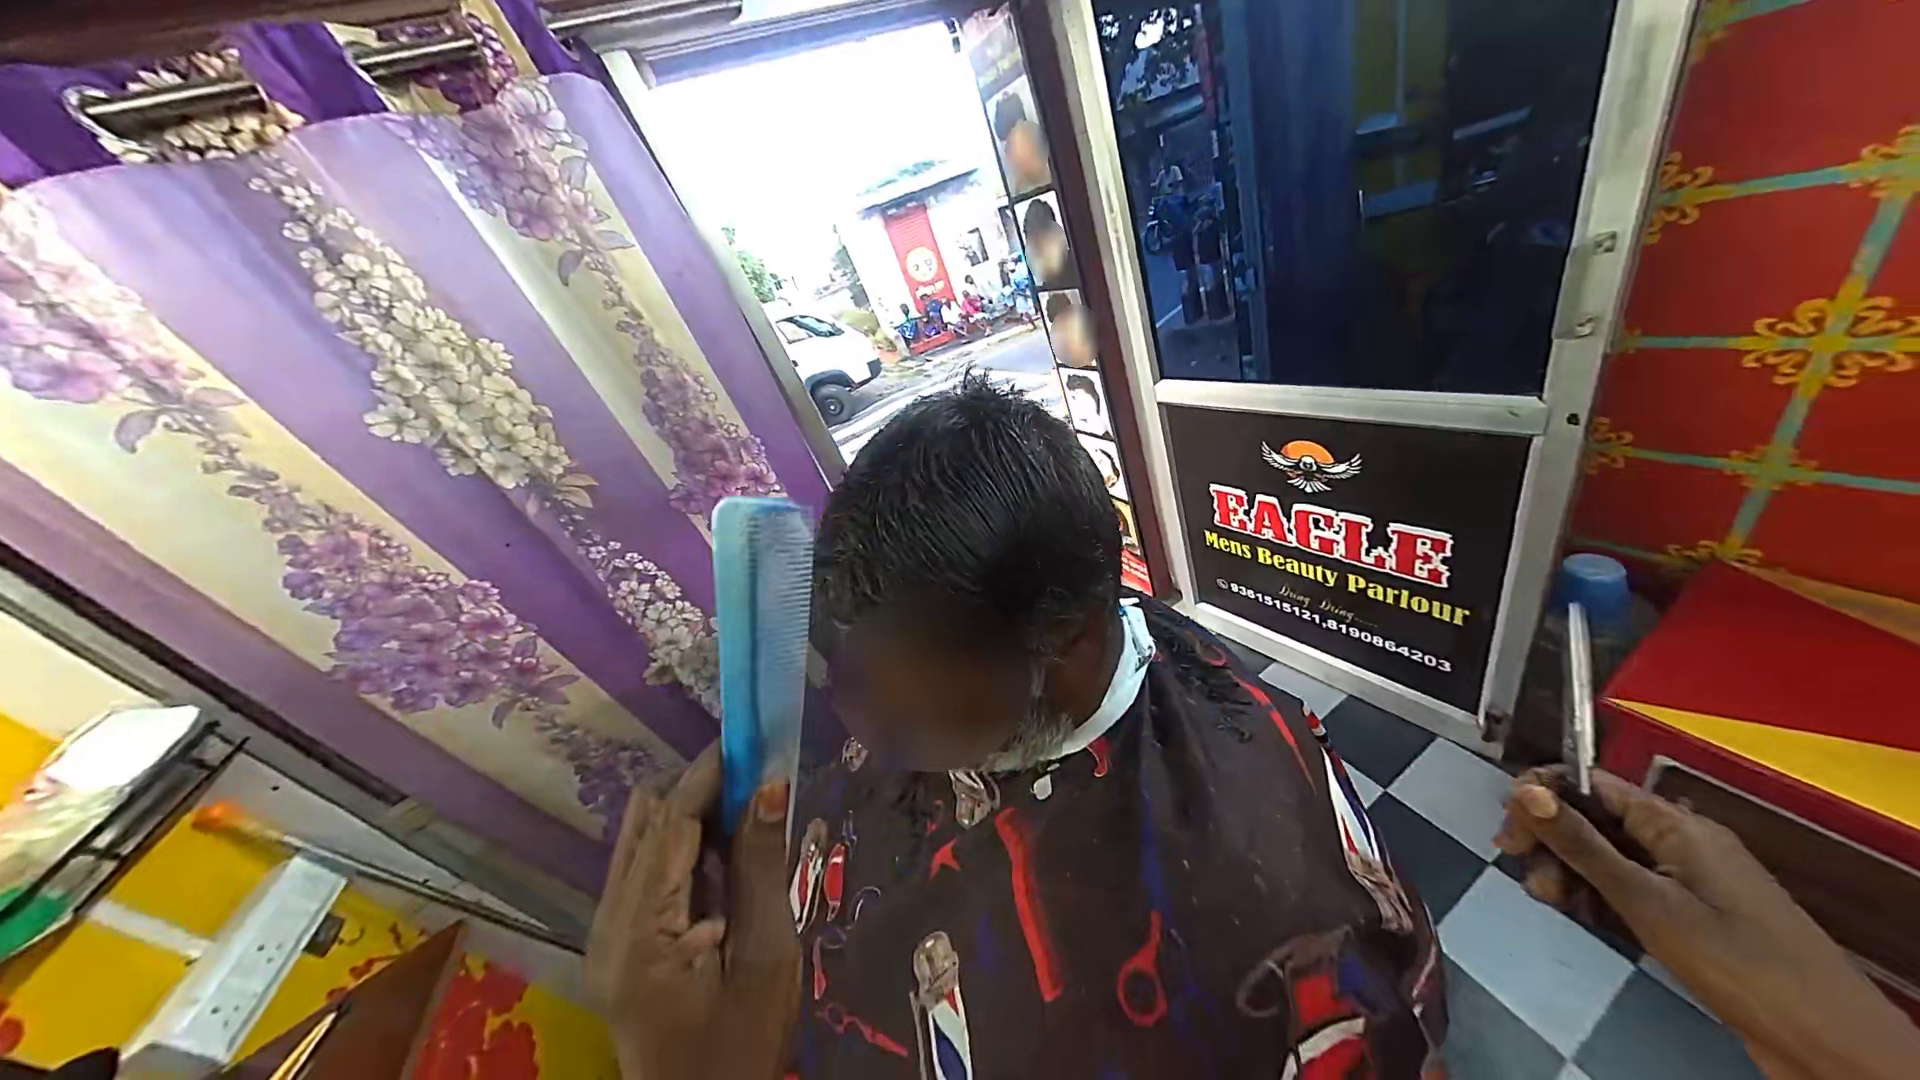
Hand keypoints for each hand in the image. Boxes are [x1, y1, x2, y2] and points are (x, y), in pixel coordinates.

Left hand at [585, 745, 801, 1078]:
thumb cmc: (743, 1043)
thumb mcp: (766, 954)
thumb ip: (762, 863)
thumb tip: (770, 782)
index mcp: (639, 933)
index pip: (670, 824)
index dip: (710, 773)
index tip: (751, 737)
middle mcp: (608, 923)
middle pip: (649, 821)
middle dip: (703, 787)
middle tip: (760, 778)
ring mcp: (608, 931)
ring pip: (646, 836)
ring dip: (696, 810)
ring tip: (750, 810)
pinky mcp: (621, 938)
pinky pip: (650, 864)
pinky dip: (688, 840)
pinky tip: (726, 849)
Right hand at [1496, 768, 1919, 1079]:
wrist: (1839, 1054)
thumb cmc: (1740, 965)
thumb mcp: (1646, 902)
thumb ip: (1581, 843)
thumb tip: (1525, 790)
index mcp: (1673, 825)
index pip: (1587, 782)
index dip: (1540, 796)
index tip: (1511, 831)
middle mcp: (1677, 840)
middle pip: (1588, 818)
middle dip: (1548, 840)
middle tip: (1521, 869)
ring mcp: (1684, 876)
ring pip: (1600, 854)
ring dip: (1566, 871)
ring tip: (1554, 902)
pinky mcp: (1687, 910)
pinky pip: (1623, 884)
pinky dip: (1595, 895)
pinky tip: (1584, 916)